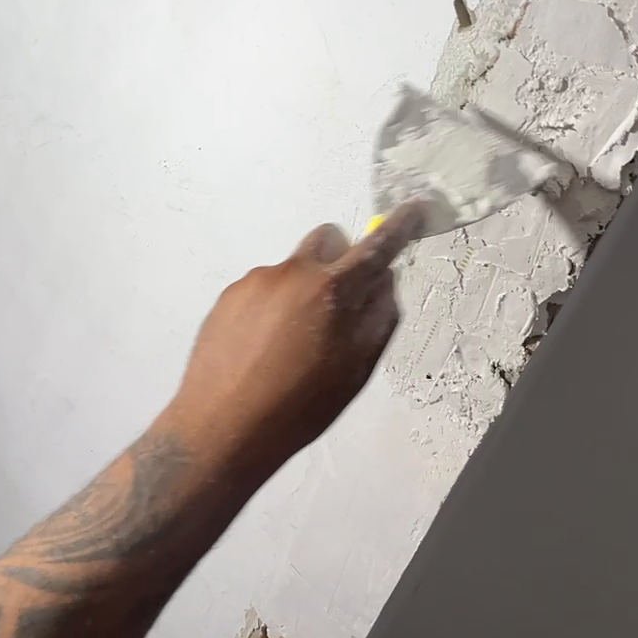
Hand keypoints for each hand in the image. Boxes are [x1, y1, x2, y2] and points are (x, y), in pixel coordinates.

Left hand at [161, 201, 427, 470]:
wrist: (222, 428)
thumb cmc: (300, 406)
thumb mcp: (357, 368)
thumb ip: (379, 315)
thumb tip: (384, 280)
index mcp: (333, 289)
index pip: (378, 245)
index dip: (401, 226)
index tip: (415, 208)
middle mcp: (294, 272)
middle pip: (328, 240)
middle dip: (340, 259)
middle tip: (336, 305)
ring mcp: (256, 280)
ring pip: (294, 269)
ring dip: (303, 291)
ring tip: (289, 346)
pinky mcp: (229, 294)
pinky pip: (263, 288)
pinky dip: (273, 307)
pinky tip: (263, 349)